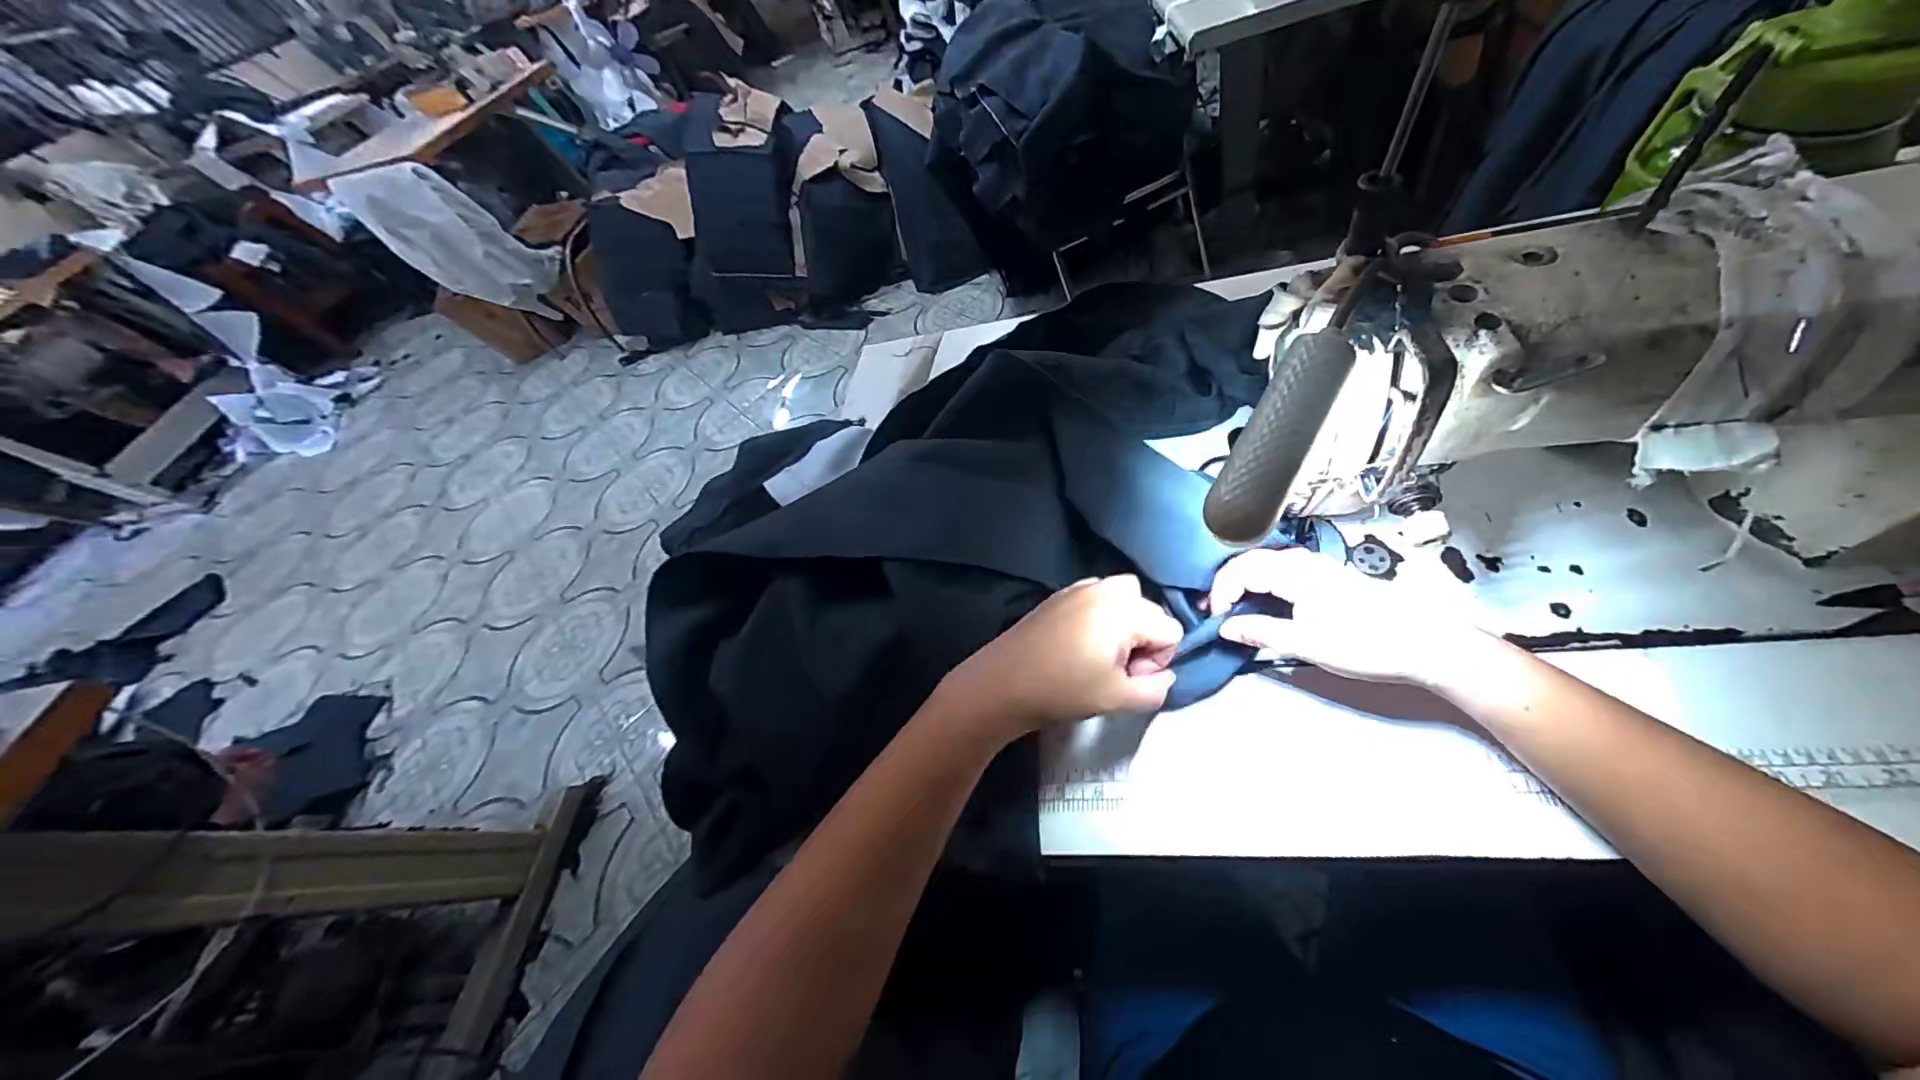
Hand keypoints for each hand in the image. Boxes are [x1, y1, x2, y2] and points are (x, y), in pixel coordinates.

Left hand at [933, 575, 1185, 741]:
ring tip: (1096, 658)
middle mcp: (1106, 587)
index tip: (1127, 678)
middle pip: (1149, 612)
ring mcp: (1079, 587)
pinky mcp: (1059, 595)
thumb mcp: (1119, 699)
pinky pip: (1097, 600)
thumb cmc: (1063, 690)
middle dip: (1141, 640)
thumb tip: (1163, 675)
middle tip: (1112, 669)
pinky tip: (1076, 647)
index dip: (1157, 660)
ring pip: (1124, 602)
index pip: (1171, 631)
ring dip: (1122, 628)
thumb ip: (1156, 688)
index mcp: (1126, 607)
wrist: (1002, 683)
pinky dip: (1099, 619)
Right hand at [1209, 547, 1494, 688]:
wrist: (1426, 644)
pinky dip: (1263, 584)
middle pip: (1250, 561)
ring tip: (1236, 607)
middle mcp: (1305, 563)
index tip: (1213, 617)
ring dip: (1244, 582)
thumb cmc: (1368, 643)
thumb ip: (1261, 632)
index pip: (1240, 571)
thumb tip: (1227, 627)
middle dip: (1226, 583)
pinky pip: (1282, 571)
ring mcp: (1319, 568)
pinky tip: (1266, 603)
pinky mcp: (1330, 578)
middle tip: (1216, 610)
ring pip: (1267, 564)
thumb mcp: (1306, 644)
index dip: (1220, 592)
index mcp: (1295, 573)